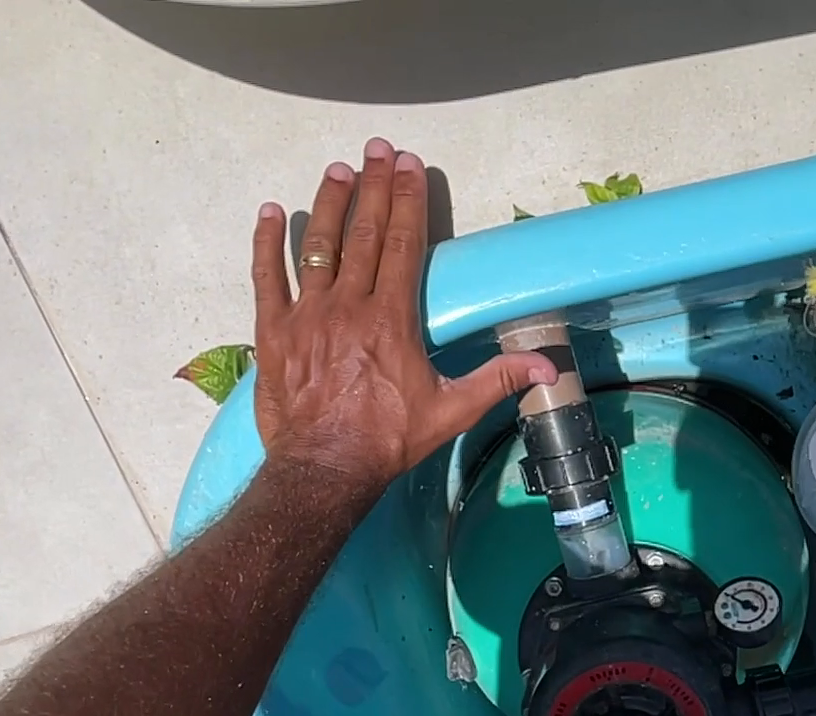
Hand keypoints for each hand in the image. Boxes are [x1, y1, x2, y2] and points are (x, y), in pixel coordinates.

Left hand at [250, 138, 556, 482]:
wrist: (327, 466)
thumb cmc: (391, 438)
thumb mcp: (453, 411)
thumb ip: (498, 379)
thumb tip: (549, 367)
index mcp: (392, 319)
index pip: (402, 245)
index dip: (406, 202)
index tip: (409, 166)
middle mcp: (348, 305)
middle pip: (363, 234)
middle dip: (372, 187)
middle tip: (377, 149)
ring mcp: (306, 314)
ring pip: (316, 245)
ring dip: (328, 203)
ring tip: (337, 170)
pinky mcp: (273, 331)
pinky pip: (266, 276)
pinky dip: (267, 242)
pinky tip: (271, 212)